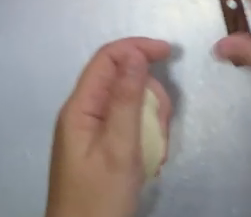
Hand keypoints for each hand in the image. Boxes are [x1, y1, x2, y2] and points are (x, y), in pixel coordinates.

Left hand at [46, 37, 173, 216]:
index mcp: (80, 107)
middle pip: (121, 80)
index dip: (138, 48)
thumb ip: (127, 99)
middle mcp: (83, 114)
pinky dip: (144, 135)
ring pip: (129, 103)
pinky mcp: (100, 150)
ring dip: (149, 117)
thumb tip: (136, 53)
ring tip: (157, 147)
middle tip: (163, 122)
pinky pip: (127, 126)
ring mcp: (91, 133)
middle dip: (148, 92)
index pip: (108, 58)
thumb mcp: (119, 149)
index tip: (170, 54)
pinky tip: (151, 158)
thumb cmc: (99, 201)